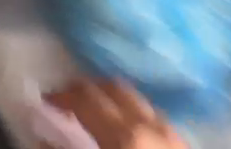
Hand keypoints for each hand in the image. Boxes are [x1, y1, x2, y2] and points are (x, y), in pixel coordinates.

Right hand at [44, 79, 184, 148]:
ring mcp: (174, 135)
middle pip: (113, 87)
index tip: (44, 101)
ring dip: (113, 100)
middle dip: (87, 89)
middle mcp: (151, 125)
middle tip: (68, 101)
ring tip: (96, 115)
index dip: (60, 95)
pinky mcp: (188, 147)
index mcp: (125, 135)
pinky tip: (129, 136)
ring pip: (138, 100)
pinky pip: (156, 118)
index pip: (85, 96)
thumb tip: (43, 140)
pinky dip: (135, 116)